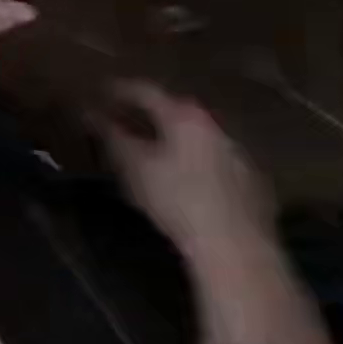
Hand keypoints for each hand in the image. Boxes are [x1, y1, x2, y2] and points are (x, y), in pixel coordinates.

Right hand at [96, 80, 274, 256]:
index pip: (145, 91)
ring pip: (194, 135)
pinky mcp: (252, 183)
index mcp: (185, 116)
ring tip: (146, 148)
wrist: (238, 253)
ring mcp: (238, 154)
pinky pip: (212, 158)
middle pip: (172, 110)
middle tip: (118, 119)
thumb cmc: (176, 200)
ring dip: (168, 136)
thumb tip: (89, 113)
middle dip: (143, 113)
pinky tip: (179, 177)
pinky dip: (190, 158)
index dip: (117, 90)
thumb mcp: (133, 165)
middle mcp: (215, 127)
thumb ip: (110, 134)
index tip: (98, 93)